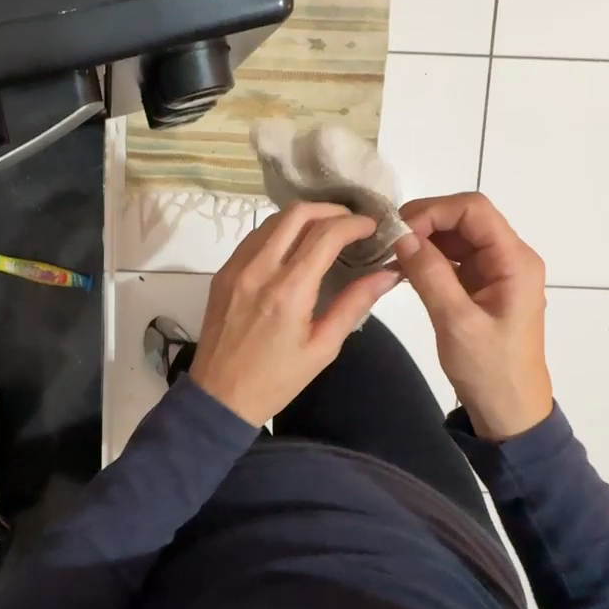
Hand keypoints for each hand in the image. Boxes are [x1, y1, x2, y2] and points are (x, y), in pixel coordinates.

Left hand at [191, 202, 403, 425]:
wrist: (219, 397)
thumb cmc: (276, 380)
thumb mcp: (323, 348)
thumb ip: (355, 304)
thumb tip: (389, 273)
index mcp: (288, 291)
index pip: (326, 234)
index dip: (355, 223)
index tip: (373, 227)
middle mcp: (259, 270)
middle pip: (297, 213)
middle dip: (330, 211)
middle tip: (351, 224)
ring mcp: (235, 269)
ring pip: (272, 221)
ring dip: (303, 219)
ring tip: (326, 232)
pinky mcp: (222, 274)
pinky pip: (253, 239)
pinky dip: (278, 233)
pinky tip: (294, 248)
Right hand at [394, 193, 553, 440]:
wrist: (510, 411)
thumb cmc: (489, 369)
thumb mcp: (455, 321)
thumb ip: (429, 274)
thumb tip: (401, 236)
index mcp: (514, 261)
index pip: (473, 209)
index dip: (433, 211)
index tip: (397, 232)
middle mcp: (510, 258)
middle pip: (465, 219)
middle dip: (425, 223)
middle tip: (387, 242)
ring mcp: (497, 273)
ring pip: (457, 238)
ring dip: (424, 241)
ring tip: (389, 256)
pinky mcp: (483, 288)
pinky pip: (454, 260)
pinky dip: (428, 259)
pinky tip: (403, 270)